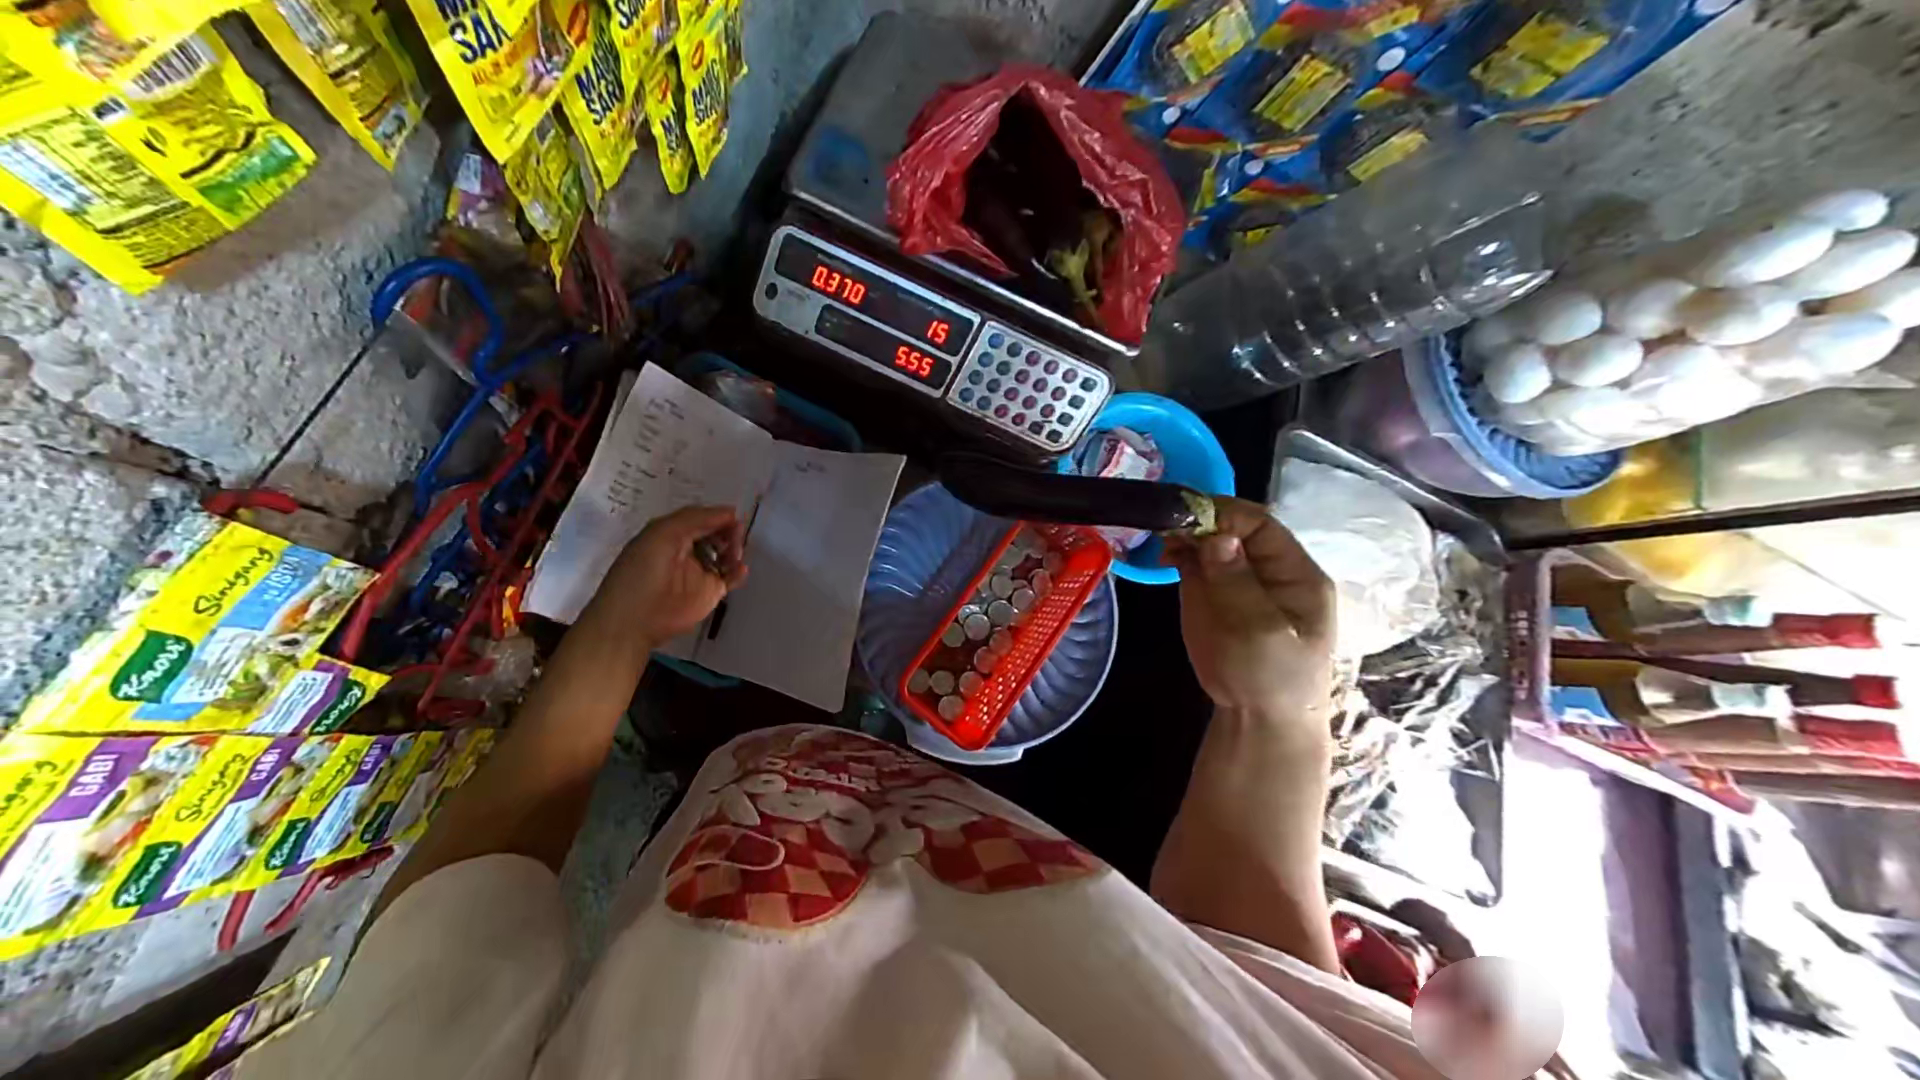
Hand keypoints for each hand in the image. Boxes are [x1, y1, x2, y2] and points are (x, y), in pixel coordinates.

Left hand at [579, 505, 747, 654]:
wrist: (634, 620)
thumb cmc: (643, 573)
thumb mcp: (662, 533)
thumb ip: (696, 518)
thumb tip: (731, 513)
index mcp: (672, 533)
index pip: (703, 517)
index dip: (720, 516)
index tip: (734, 519)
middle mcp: (688, 549)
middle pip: (718, 533)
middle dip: (730, 533)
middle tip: (734, 541)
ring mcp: (700, 571)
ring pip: (727, 553)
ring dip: (735, 550)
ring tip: (733, 557)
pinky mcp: (710, 592)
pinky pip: (731, 577)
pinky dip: (739, 571)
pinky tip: (740, 570)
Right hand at [1163, 497, 1334, 723]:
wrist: (1258, 720)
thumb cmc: (1271, 679)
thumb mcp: (1261, 633)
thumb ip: (1238, 583)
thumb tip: (1220, 537)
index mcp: (1295, 574)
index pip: (1261, 526)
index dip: (1226, 516)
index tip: (1189, 517)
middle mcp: (1266, 568)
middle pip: (1233, 528)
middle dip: (1201, 521)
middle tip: (1168, 527)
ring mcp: (1236, 579)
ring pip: (1210, 540)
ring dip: (1185, 534)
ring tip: (1162, 541)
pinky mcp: (1211, 593)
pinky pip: (1194, 561)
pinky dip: (1177, 552)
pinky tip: (1164, 555)